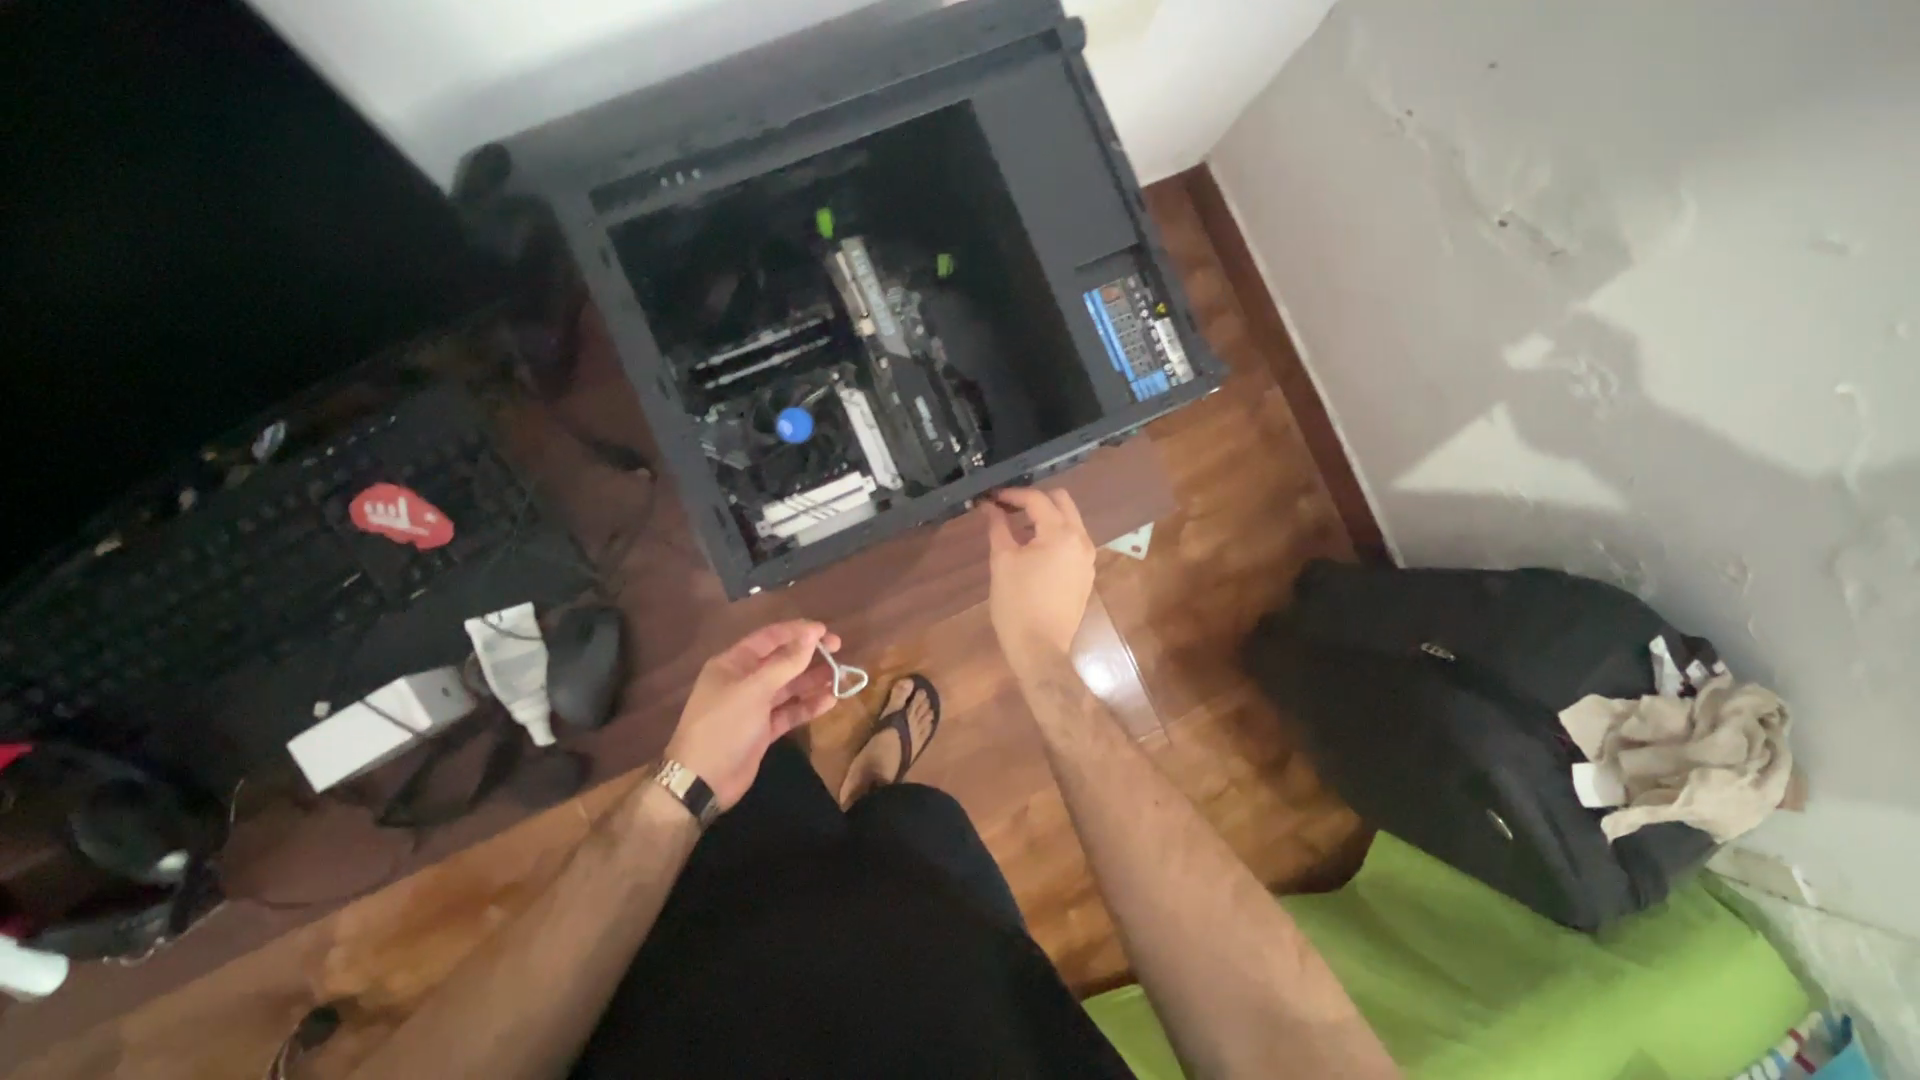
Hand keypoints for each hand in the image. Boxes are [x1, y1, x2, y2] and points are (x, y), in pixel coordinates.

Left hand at [664, 620, 841, 808]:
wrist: (702, 780)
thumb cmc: (724, 726)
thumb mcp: (754, 690)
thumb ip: (785, 663)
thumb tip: (811, 634)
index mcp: (732, 664)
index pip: (769, 638)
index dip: (797, 632)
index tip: (825, 630)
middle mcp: (743, 681)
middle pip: (780, 661)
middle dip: (808, 655)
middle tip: (838, 649)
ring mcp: (753, 706)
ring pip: (788, 687)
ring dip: (812, 681)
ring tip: (840, 676)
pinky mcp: (763, 730)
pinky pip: (789, 711)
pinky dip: (808, 705)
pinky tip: (830, 701)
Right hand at [984, 487, 1095, 668]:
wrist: (1040, 648)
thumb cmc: (1016, 604)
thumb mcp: (1002, 561)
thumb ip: (998, 527)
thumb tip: (989, 507)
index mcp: (1061, 533)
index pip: (1037, 499)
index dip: (1012, 494)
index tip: (992, 497)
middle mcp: (1081, 540)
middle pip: (1061, 502)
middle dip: (1035, 500)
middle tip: (1008, 508)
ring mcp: (1087, 558)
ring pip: (1070, 521)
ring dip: (1047, 518)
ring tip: (1019, 529)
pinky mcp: (1086, 574)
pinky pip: (1073, 542)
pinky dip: (1055, 536)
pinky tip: (1035, 551)